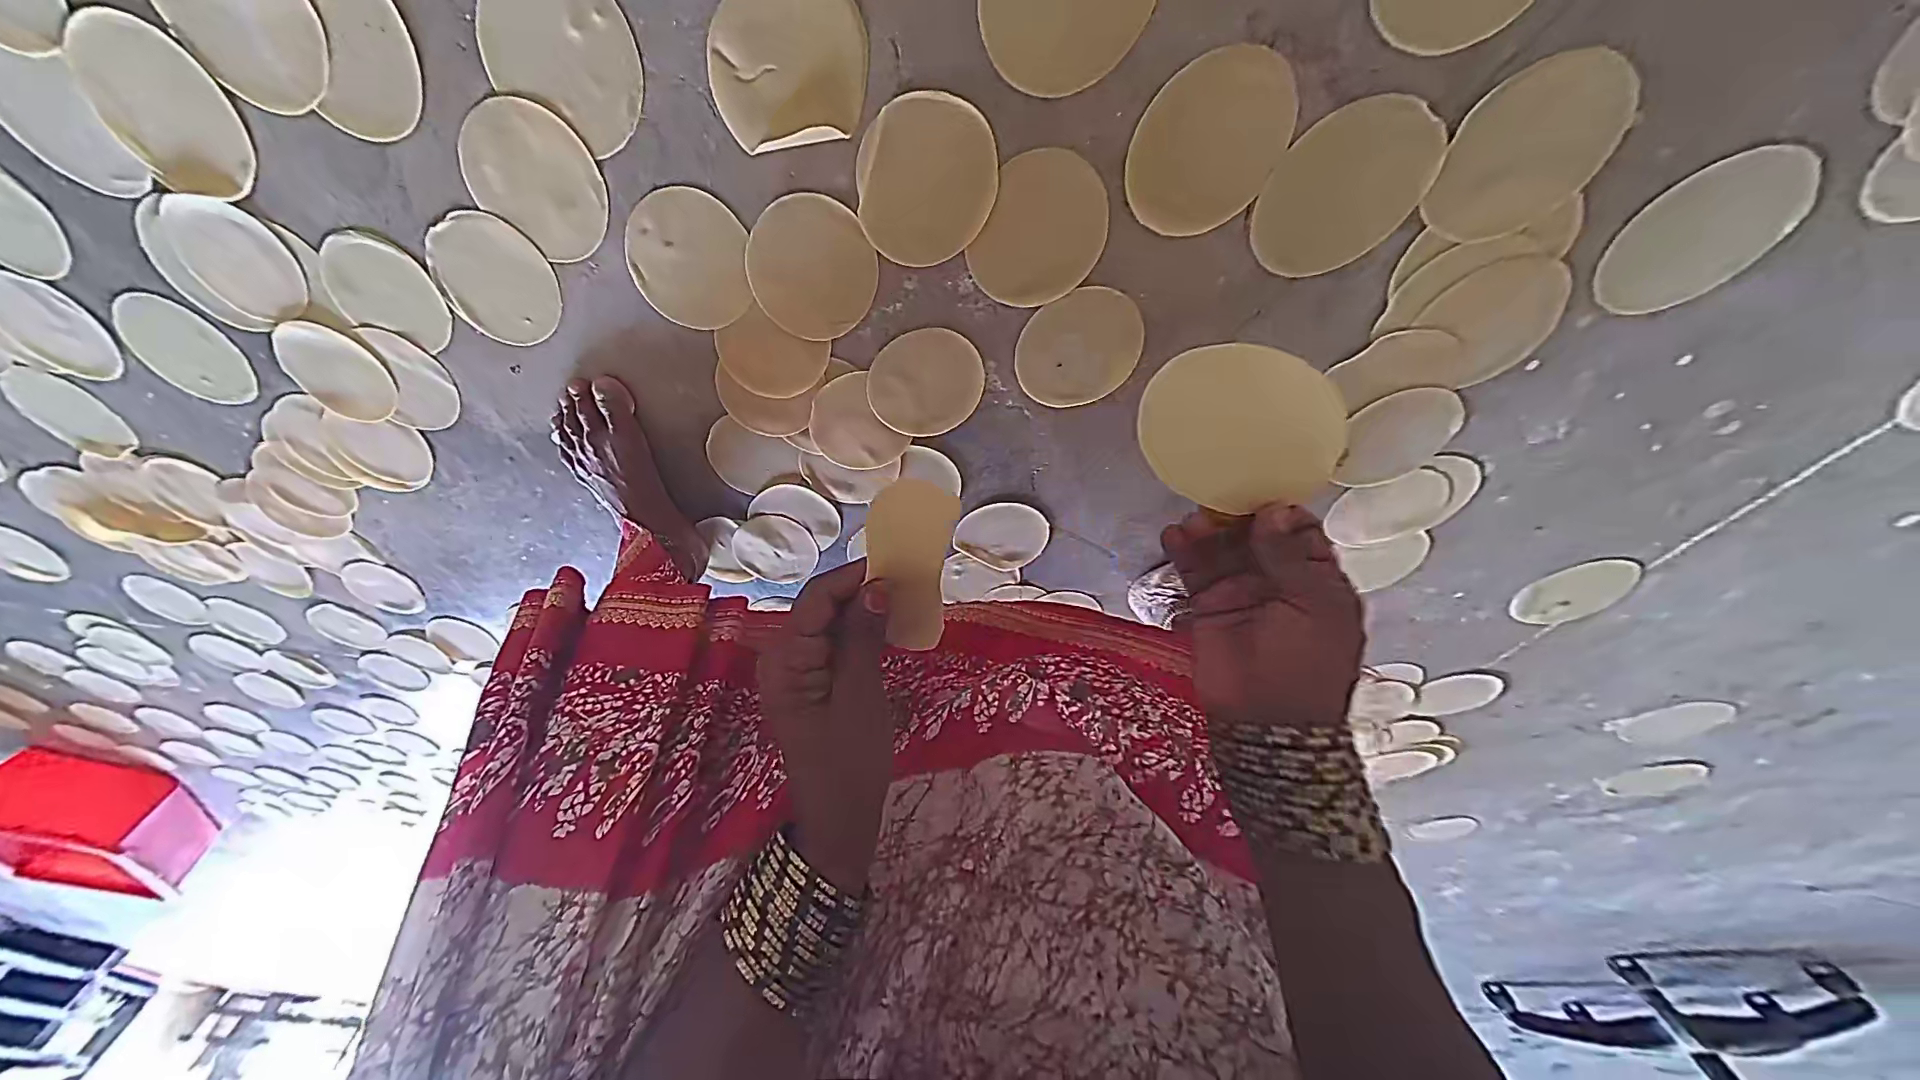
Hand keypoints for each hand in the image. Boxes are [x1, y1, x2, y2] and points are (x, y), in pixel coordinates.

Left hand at [756, 561, 893, 889]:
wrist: (840, 815)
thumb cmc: (849, 760)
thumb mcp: (860, 695)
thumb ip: (862, 637)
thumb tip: (876, 586)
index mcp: (784, 661)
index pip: (815, 600)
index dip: (851, 577)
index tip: (893, 565)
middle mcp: (782, 657)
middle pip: (818, 606)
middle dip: (857, 588)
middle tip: (903, 579)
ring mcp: (795, 669)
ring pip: (827, 621)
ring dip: (860, 607)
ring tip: (899, 596)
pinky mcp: (812, 679)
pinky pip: (833, 641)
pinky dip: (858, 630)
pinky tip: (884, 624)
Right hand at [1161, 504, 1364, 729]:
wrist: (1265, 719)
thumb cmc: (1304, 664)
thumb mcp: (1312, 605)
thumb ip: (1289, 556)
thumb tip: (1274, 510)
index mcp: (1317, 578)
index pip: (1299, 532)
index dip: (1281, 511)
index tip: (1261, 491)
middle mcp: (1278, 579)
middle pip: (1256, 535)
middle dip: (1238, 516)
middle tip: (1219, 499)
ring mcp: (1241, 591)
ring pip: (1223, 549)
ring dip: (1208, 532)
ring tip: (1193, 520)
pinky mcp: (1209, 604)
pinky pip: (1195, 571)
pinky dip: (1184, 552)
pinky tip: (1175, 536)